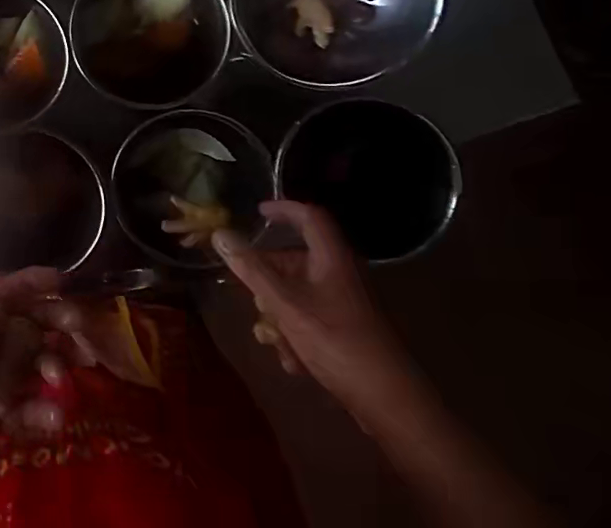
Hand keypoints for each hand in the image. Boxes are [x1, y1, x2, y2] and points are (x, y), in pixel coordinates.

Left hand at [0, 267, 80, 494]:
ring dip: (51, 366)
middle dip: (52, 325)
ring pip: (29, 366)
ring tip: (62, 376)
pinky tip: (55, 417)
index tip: (62, 280)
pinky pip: (24, 410)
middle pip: (23, 327)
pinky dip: (41, 412)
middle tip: (80, 332)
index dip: (28, 285)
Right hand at [213, 201, 419, 419]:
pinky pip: (309, 317)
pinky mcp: (346, 327)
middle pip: (294, 260)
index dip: (283, 208)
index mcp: (331, 259)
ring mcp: (345, 302)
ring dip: (278, 313)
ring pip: (296, 292)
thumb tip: (220, 234)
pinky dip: (295, 333)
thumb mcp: (285, 303)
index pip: (309, 216)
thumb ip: (250, 268)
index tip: (256, 213)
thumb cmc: (337, 342)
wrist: (390, 402)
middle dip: (266, 280)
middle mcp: (339, 274)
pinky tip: (293, 359)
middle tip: (250, 295)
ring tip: (274, 339)